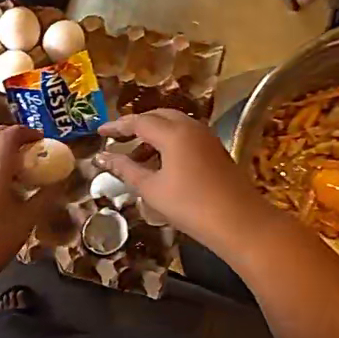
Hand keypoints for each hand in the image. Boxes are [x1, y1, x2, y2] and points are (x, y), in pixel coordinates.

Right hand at [93, 110, 274, 248]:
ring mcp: (207, 138)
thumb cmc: (189, 205)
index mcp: (173, 133)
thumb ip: (125, 169)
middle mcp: (191, 127)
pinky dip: (169, 142)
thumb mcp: (151, 188)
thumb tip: (101, 157)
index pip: (139, 121)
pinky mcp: (216, 150)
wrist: (238, 221)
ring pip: (175, 125)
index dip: (117, 126)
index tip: (99, 132)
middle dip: (137, 125)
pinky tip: (160, 163)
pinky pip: (186, 136)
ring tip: (136, 155)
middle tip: (118, 138)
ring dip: (154, 134)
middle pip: (159, 116)